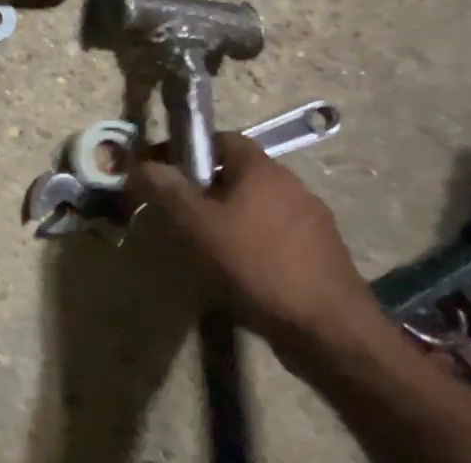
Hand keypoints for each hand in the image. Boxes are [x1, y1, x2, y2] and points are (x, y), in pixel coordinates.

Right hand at [129, 131, 378, 347]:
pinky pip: (275, 234)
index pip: (222, 139)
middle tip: (175, 210)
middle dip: (204, 187)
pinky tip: (236, 267)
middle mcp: (294, 188)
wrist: (330, 331)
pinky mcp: (323, 256)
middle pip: (239, 174)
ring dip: (227, 216)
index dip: (188, 149)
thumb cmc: (256, 264)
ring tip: (202, 242)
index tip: (161, 171)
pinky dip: (251, 241)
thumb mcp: (195, 223)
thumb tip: (140, 164)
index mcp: (265, 171)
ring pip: (257, 206)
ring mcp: (314, 223)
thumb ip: (165, 188)